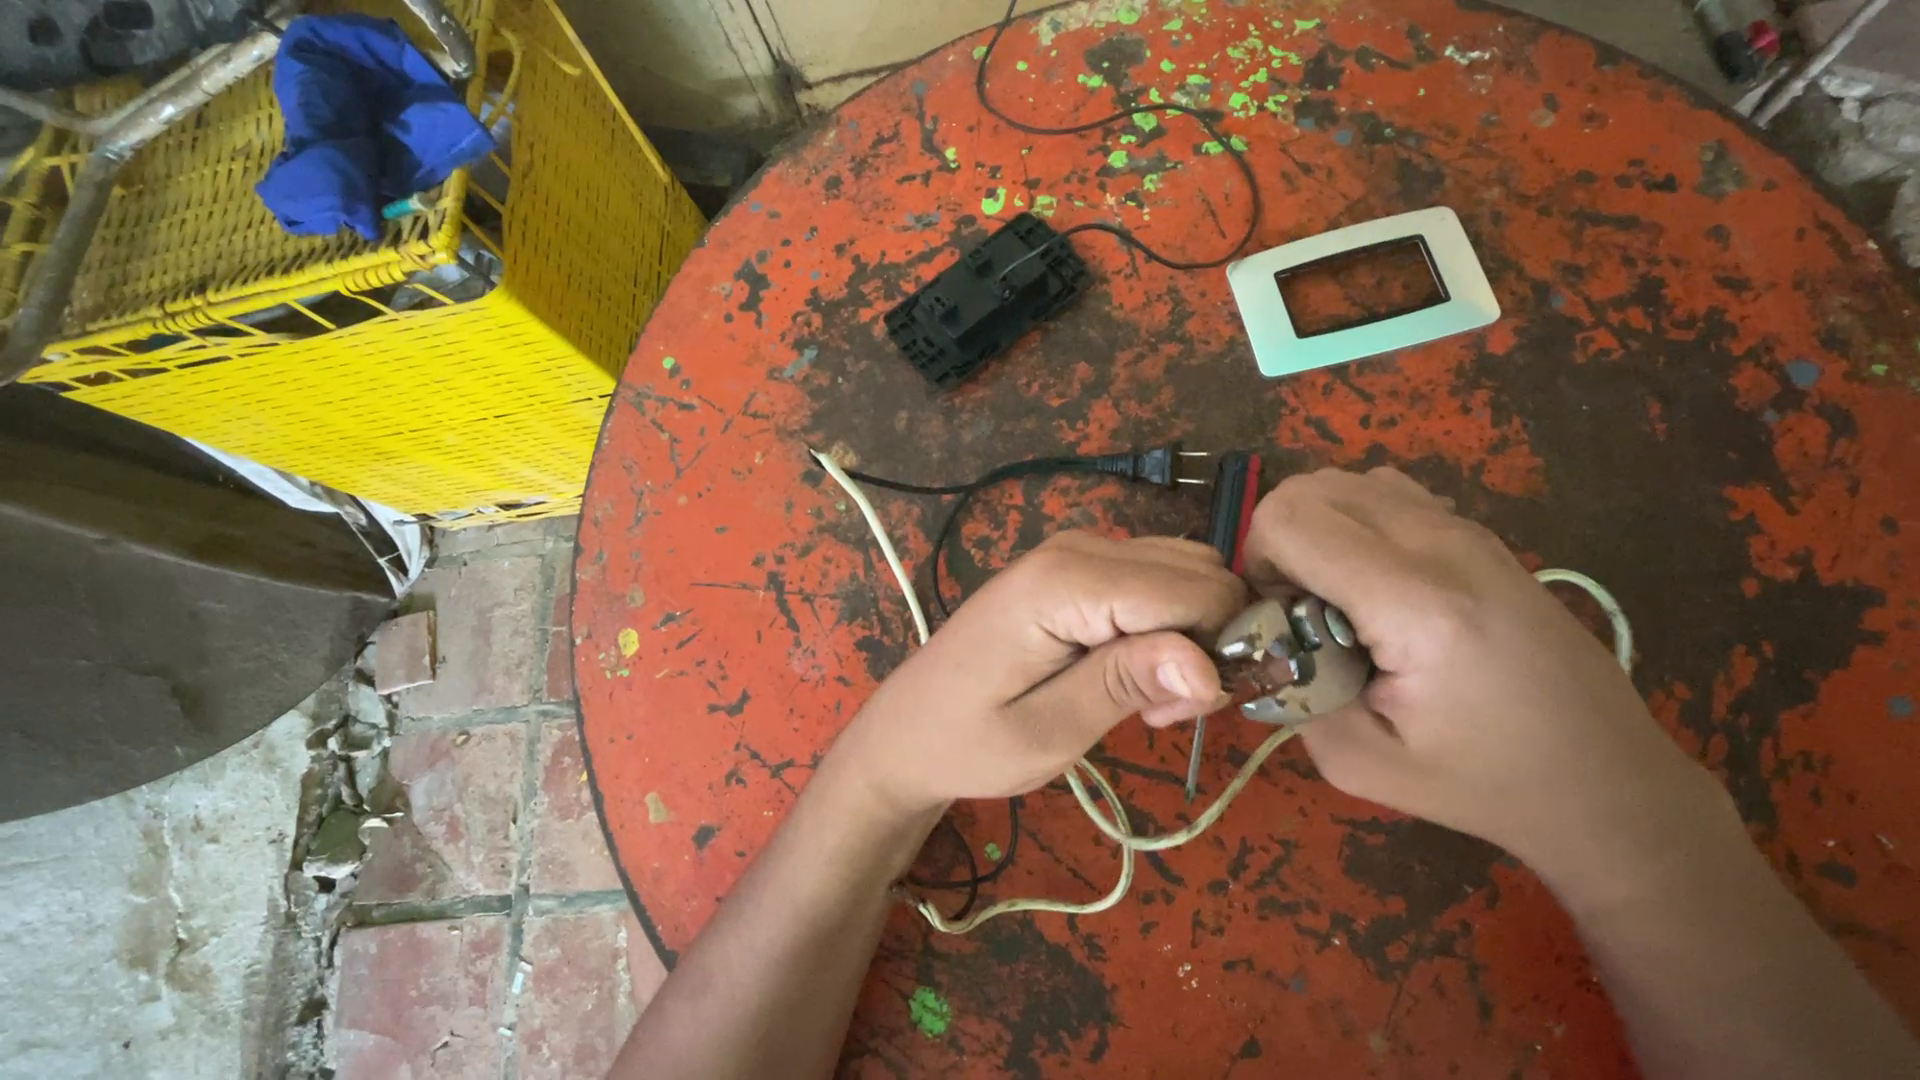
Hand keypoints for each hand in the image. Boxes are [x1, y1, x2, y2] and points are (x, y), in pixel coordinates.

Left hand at [829, 532, 1245, 815]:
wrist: (908, 730)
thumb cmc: (968, 742)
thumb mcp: (1048, 732)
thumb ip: (1125, 685)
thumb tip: (1212, 664)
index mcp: (1065, 582)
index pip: (1196, 590)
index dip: (1217, 650)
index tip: (1180, 713)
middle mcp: (1077, 547)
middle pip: (1199, 574)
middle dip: (1206, 643)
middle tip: (1160, 712)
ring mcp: (1076, 550)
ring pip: (1186, 572)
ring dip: (1188, 636)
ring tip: (1143, 700)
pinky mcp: (1075, 566)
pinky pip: (1155, 578)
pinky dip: (1165, 624)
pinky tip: (1129, 672)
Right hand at [1242, 468, 1732, 885]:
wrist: (1607, 781)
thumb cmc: (1484, 782)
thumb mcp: (1359, 763)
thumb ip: (1289, 693)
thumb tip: (1264, 641)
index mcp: (1413, 604)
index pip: (1289, 521)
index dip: (1258, 562)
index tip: (1276, 617)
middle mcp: (1441, 545)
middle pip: (1310, 488)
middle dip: (1277, 540)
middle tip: (1295, 607)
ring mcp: (1467, 530)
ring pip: (1345, 480)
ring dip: (1315, 526)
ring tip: (1332, 593)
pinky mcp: (1480, 533)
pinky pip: (1386, 492)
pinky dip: (1354, 520)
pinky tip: (1371, 580)